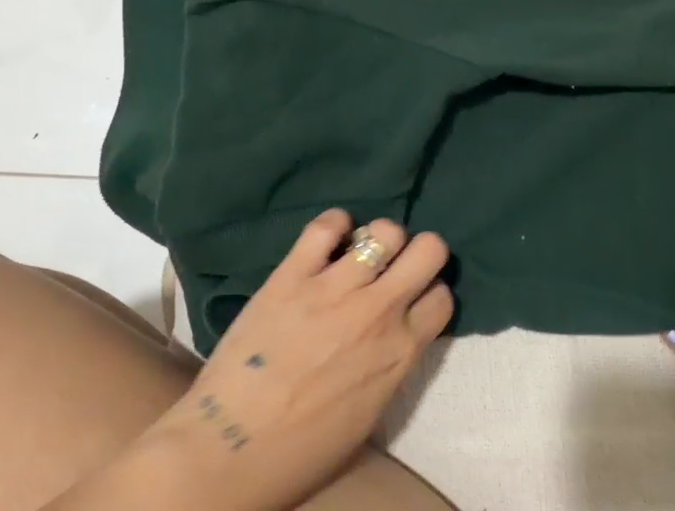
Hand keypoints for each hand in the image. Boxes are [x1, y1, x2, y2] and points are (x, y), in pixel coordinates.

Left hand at [154, 210, 453, 510]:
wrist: (232, 449)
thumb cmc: (304, 449)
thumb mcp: (370, 414)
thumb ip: (392, 365)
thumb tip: (397, 337)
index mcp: (401, 350)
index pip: (442, 295)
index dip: (430, 292)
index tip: (414, 298)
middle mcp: (379, 310)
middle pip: (430, 248)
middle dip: (419, 252)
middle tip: (396, 266)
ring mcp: (335, 288)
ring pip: (385, 230)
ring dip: (377, 238)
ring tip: (358, 253)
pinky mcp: (292, 275)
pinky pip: (326, 226)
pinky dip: (334, 224)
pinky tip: (328, 238)